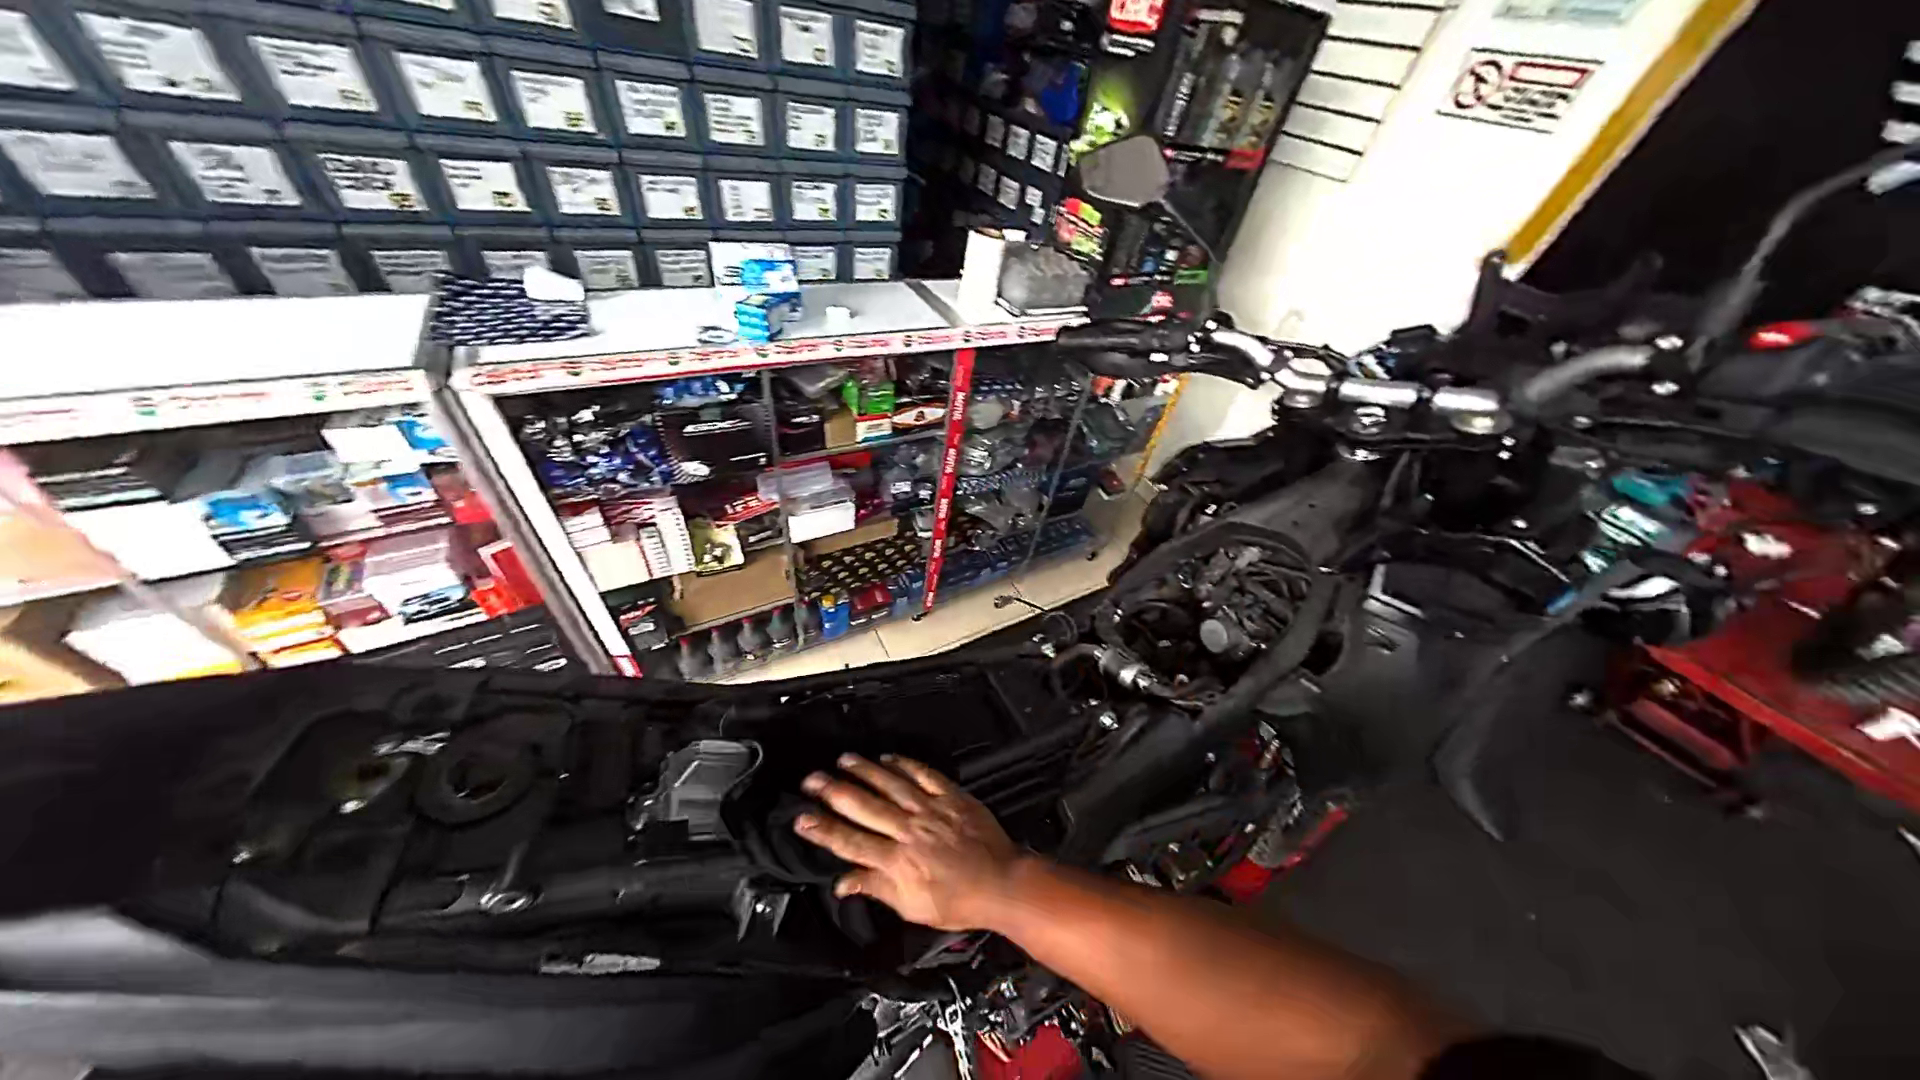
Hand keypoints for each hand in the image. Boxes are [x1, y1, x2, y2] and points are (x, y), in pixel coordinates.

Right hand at [793, 753, 1023, 931]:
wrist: (1001, 884)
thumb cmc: (958, 901)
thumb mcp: (912, 908)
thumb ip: (876, 889)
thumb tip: (843, 882)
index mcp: (897, 861)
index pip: (850, 842)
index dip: (823, 829)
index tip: (801, 818)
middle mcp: (909, 830)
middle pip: (864, 806)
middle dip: (833, 791)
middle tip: (811, 779)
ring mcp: (930, 809)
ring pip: (890, 784)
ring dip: (864, 770)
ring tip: (843, 759)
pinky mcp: (951, 797)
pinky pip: (924, 775)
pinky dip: (905, 764)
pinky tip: (888, 757)